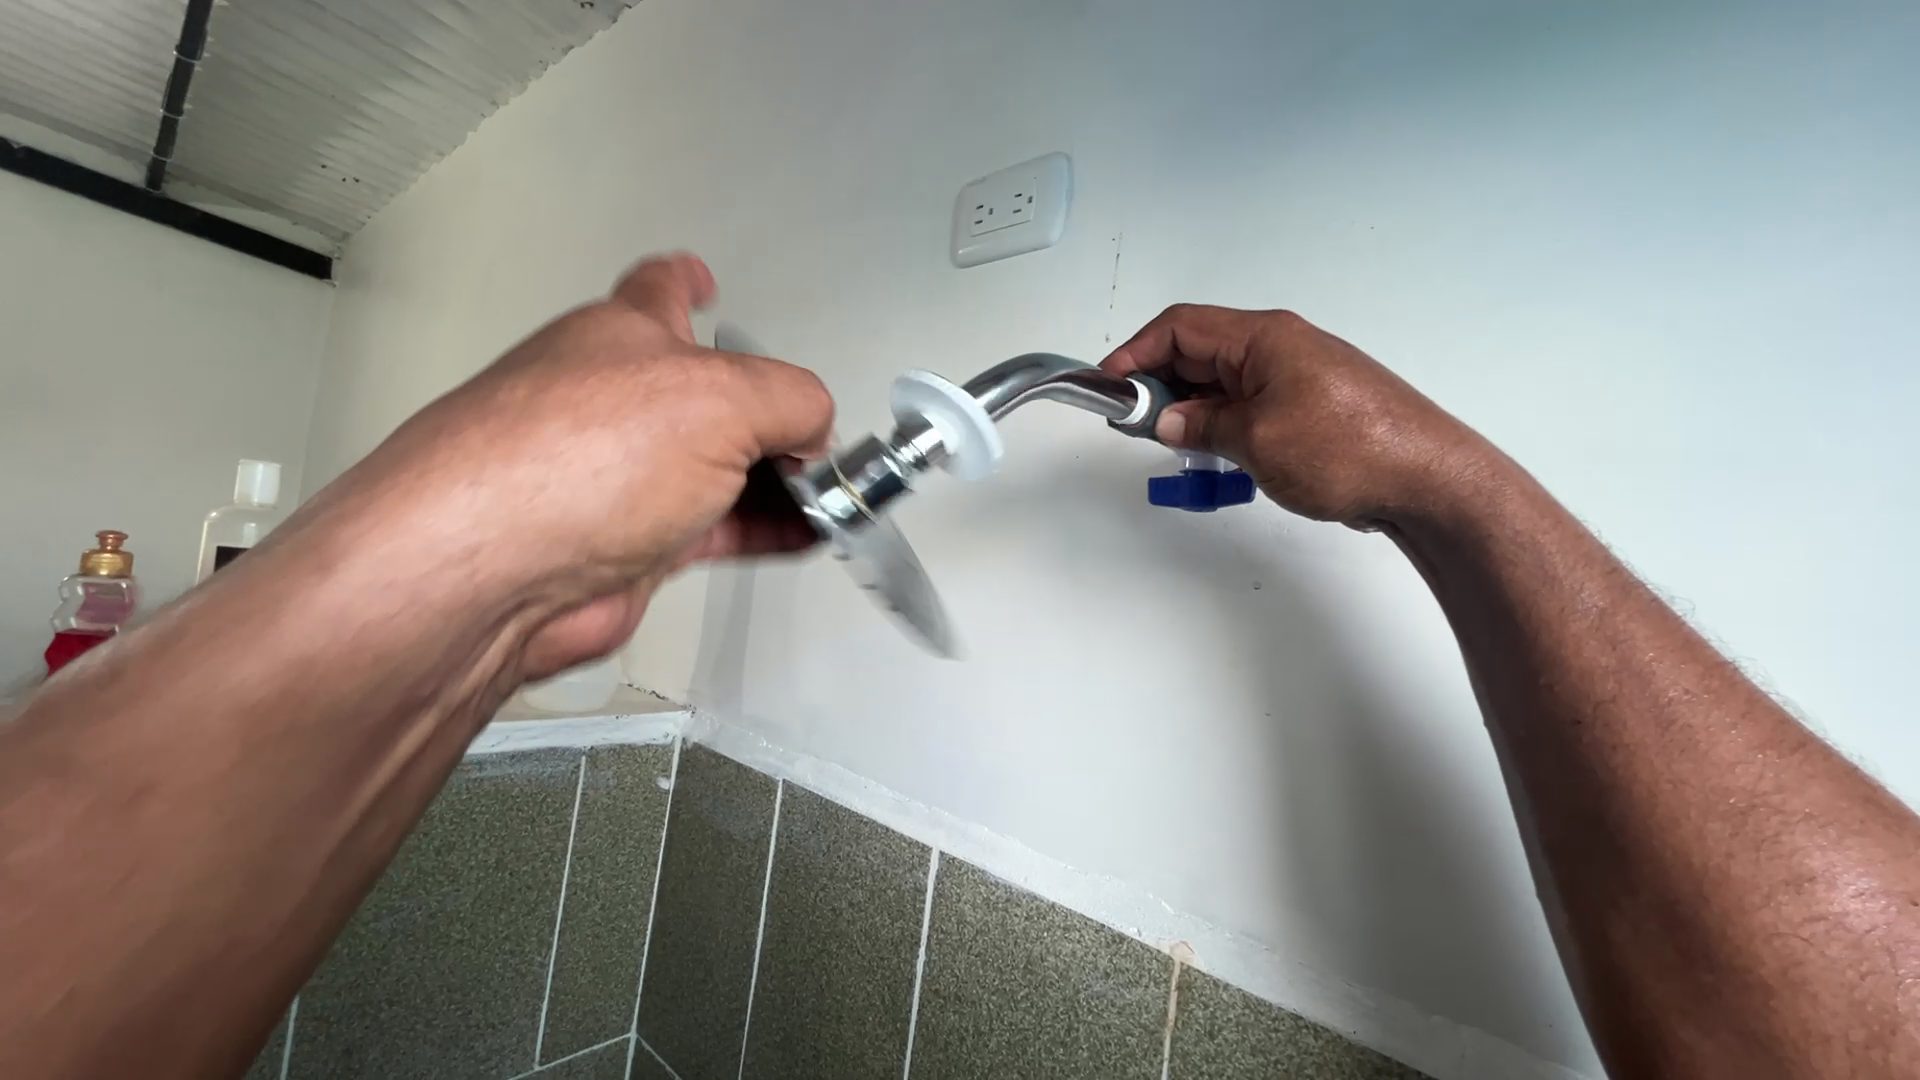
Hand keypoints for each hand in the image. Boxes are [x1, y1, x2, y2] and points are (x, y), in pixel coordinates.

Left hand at [314, 253, 832, 677]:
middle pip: (712, 396)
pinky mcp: (635, 545)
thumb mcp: (721, 399)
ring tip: (832, 496)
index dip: (690, 281)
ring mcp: (626, 478)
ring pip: (722, 470)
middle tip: (820, 436)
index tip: (710, 282)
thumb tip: (813, 429)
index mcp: (627, 338)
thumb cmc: (567, 465)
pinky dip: (768, 530)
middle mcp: (621, 405)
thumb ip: (790, 400)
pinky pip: (720, 528)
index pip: (661, 290)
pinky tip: (806, 536)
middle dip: (772, 414)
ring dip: (781, 482)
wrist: (495, 576)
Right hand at [1101, 305, 1487, 529]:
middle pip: (1199, 350)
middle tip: (1132, 421)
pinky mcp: (1307, 406)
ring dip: (1187, 405)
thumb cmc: (1347, 450)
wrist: (1428, 481)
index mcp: (1265, 338)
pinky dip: (1217, 420)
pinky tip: (1207, 448)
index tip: (1108, 385)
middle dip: (1158, 382)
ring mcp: (1295, 376)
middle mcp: (1279, 347)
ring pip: (1221, 380)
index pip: (1181, 326)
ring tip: (1165, 439)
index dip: (1136, 352)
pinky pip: (1246, 402)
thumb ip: (1201, 425)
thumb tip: (1166, 420)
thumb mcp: (1255, 439)